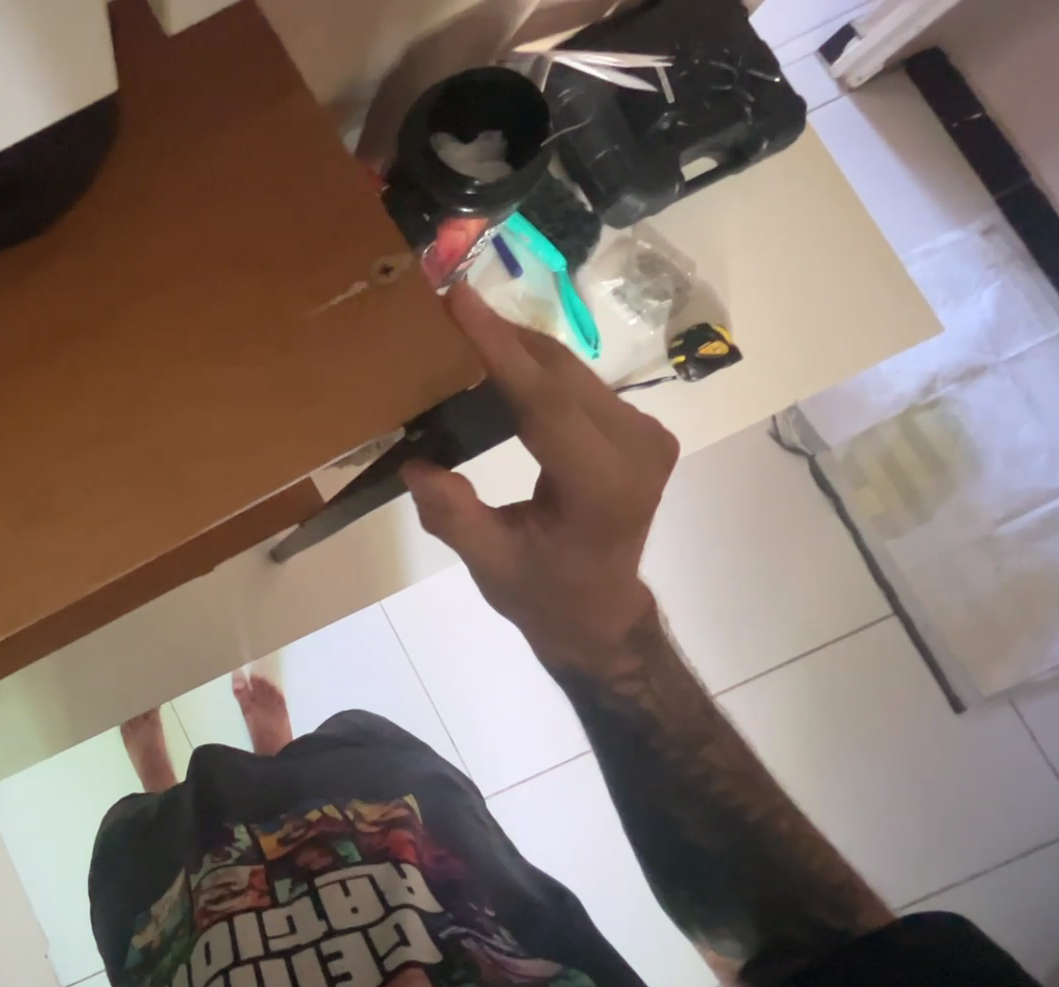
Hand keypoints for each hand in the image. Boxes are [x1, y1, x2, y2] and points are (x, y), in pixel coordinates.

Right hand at [403, 286, 679, 672]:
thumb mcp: (489, 563)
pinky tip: (497, 357)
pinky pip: (577, 383)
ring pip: (571, 370)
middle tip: (446, 307)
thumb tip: (413, 463)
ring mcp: (645, 435)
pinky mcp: (637, 430)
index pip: (546, 402)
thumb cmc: (542, 593)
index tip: (461, 303)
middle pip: (561, 374)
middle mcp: (637, 448)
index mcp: (602, 484)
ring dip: (517, 346)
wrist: (598, 611)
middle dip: (503, 336)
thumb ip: (453, 515)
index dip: (500, 350)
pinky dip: (534, 366)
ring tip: (463, 327)